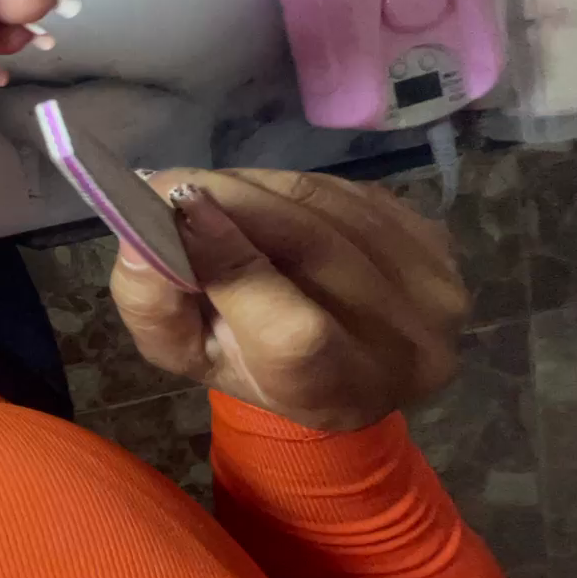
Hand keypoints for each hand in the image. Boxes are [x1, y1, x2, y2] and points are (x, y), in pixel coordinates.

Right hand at [109, 170, 468, 432]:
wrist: (319, 358)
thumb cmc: (233, 357)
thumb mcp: (171, 345)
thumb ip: (149, 300)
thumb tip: (139, 236)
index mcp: (329, 393)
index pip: (291, 329)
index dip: (230, 262)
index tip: (176, 212)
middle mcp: (405, 348)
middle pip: (312, 248)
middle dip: (228, 202)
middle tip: (167, 186)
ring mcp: (434, 291)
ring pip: (325, 206)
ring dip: (251, 186)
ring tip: (205, 193)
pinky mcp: (437, 242)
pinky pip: (346, 191)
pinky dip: (285, 185)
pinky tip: (257, 199)